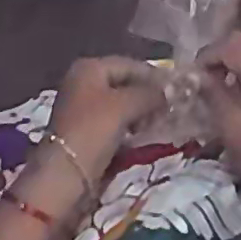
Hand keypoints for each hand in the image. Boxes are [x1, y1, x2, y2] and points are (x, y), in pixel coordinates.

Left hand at [46, 57, 165, 178]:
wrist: (64, 175)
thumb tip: (170, 90)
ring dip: (140, 111)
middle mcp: (84, 81)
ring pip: (120, 102)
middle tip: (170, 106)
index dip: (152, 75)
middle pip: (124, 82)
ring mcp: (83, 105)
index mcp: (89, 68)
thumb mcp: (124, 106)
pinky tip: (142, 133)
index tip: (175, 88)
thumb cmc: (93, 130)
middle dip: (147, 94)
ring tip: (158, 121)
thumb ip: (149, 94)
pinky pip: (114, 119)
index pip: (129, 64)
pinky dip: (129, 123)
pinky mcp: (85, 128)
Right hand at [199, 32, 240, 200]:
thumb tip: (194, 75)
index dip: (205, 57)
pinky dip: (237, 71)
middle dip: (215, 56)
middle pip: (238, 42)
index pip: (227, 46)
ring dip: (226, 63)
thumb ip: (211, 92)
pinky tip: (226, 92)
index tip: (190, 77)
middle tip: (199, 78)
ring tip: (209, 86)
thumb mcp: (230, 123)